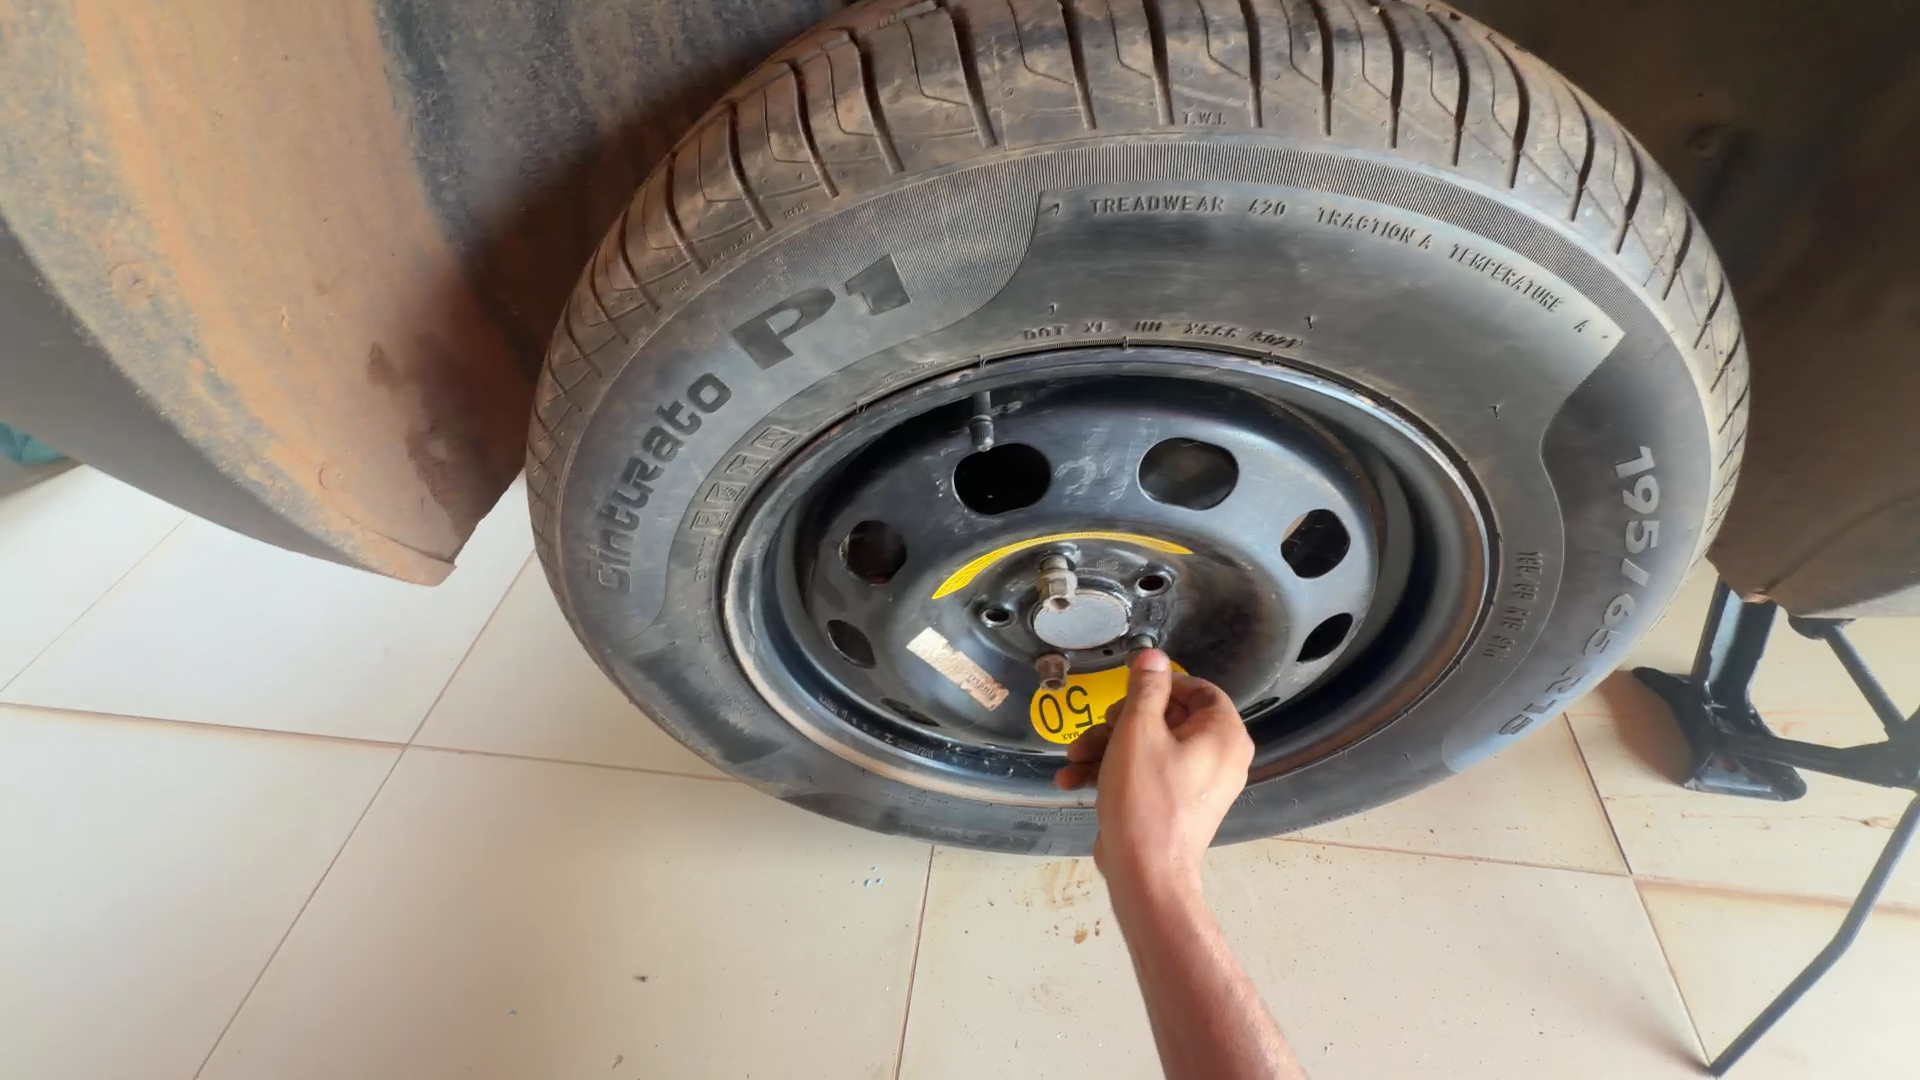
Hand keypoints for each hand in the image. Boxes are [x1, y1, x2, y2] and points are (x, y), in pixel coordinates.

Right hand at [1054, 649, 1254, 903]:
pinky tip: (1074, 779)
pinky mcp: (1174, 805)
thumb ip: (1145, 688)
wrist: (1144, 875)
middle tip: (1098, 727)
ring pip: (1149, 747)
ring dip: (1106, 747)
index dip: (1160, 684)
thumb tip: (1153, 655)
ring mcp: (1196, 784)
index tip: (1127, 690)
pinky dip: (1113, 772)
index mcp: (1223, 735)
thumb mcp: (1138, 730)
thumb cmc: (1146, 797)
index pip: (1199, 689)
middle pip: (1167, 718)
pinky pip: (1146, 774)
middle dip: (1119, 722)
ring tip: (1074, 757)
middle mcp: (1218, 758)